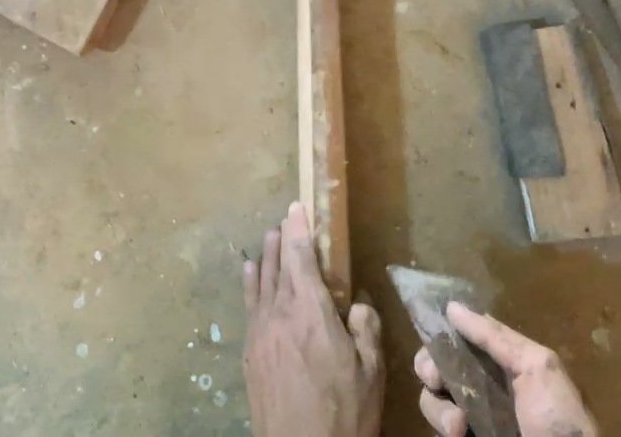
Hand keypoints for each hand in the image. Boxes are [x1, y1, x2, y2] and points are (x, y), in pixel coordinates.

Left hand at [243, 202, 384, 436]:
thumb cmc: (343, 413)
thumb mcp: (371, 371)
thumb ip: (366, 328)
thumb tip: (355, 302)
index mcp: (311, 312)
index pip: (301, 258)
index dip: (299, 229)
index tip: (297, 206)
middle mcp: (280, 313)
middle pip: (279, 266)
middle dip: (283, 239)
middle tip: (285, 218)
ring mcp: (260, 333)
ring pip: (261, 282)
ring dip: (267, 257)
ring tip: (269, 238)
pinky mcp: (250, 353)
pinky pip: (249, 305)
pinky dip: (251, 284)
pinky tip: (250, 273)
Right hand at [415, 302, 597, 436]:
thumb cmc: (557, 418)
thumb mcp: (537, 366)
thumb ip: (495, 336)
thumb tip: (452, 307)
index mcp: (502, 365)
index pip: (460, 340)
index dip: (442, 336)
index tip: (434, 338)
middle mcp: (483, 388)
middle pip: (438, 366)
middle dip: (428, 367)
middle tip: (434, 378)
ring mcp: (473, 420)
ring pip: (433, 399)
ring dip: (437, 406)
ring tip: (457, 425)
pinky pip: (438, 427)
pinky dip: (441, 425)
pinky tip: (458, 433)